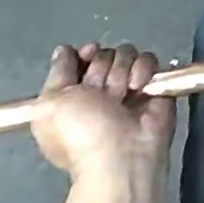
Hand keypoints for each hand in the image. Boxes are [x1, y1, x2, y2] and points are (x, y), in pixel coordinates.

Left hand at [32, 43, 175, 183]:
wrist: (121, 152)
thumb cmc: (80, 132)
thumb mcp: (50, 106)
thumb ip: (56, 73)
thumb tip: (63, 50)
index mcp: (73, 95)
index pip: (79, 57)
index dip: (83, 54)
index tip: (87, 56)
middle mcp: (100, 88)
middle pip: (103, 53)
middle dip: (101, 70)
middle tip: (101, 95)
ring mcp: (128, 84)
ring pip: (126, 53)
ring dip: (121, 72)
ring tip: (122, 95)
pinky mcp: (153, 82)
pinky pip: (149, 59)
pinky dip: (143, 69)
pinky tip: (139, 87)